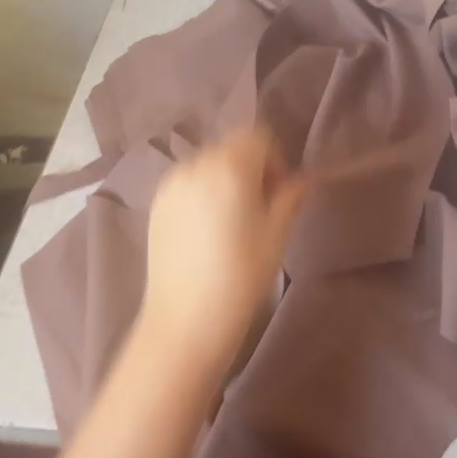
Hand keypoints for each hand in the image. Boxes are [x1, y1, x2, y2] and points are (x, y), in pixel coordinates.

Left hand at [140, 126, 308, 372]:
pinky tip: (207, 233)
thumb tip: (300, 181)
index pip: (258, 138)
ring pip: (207, 166)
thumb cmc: (241, 276)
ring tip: (232, 223)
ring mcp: (171, 184)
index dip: (274, 161)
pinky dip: (201, 195)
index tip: (280, 194)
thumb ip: (290, 198)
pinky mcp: (156, 205)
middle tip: (260, 210)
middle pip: (231, 149)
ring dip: (224, 181)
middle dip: (249, 170)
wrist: (186, 320)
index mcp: (230, 166)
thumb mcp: (277, 235)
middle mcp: (196, 165)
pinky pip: (187, 185)